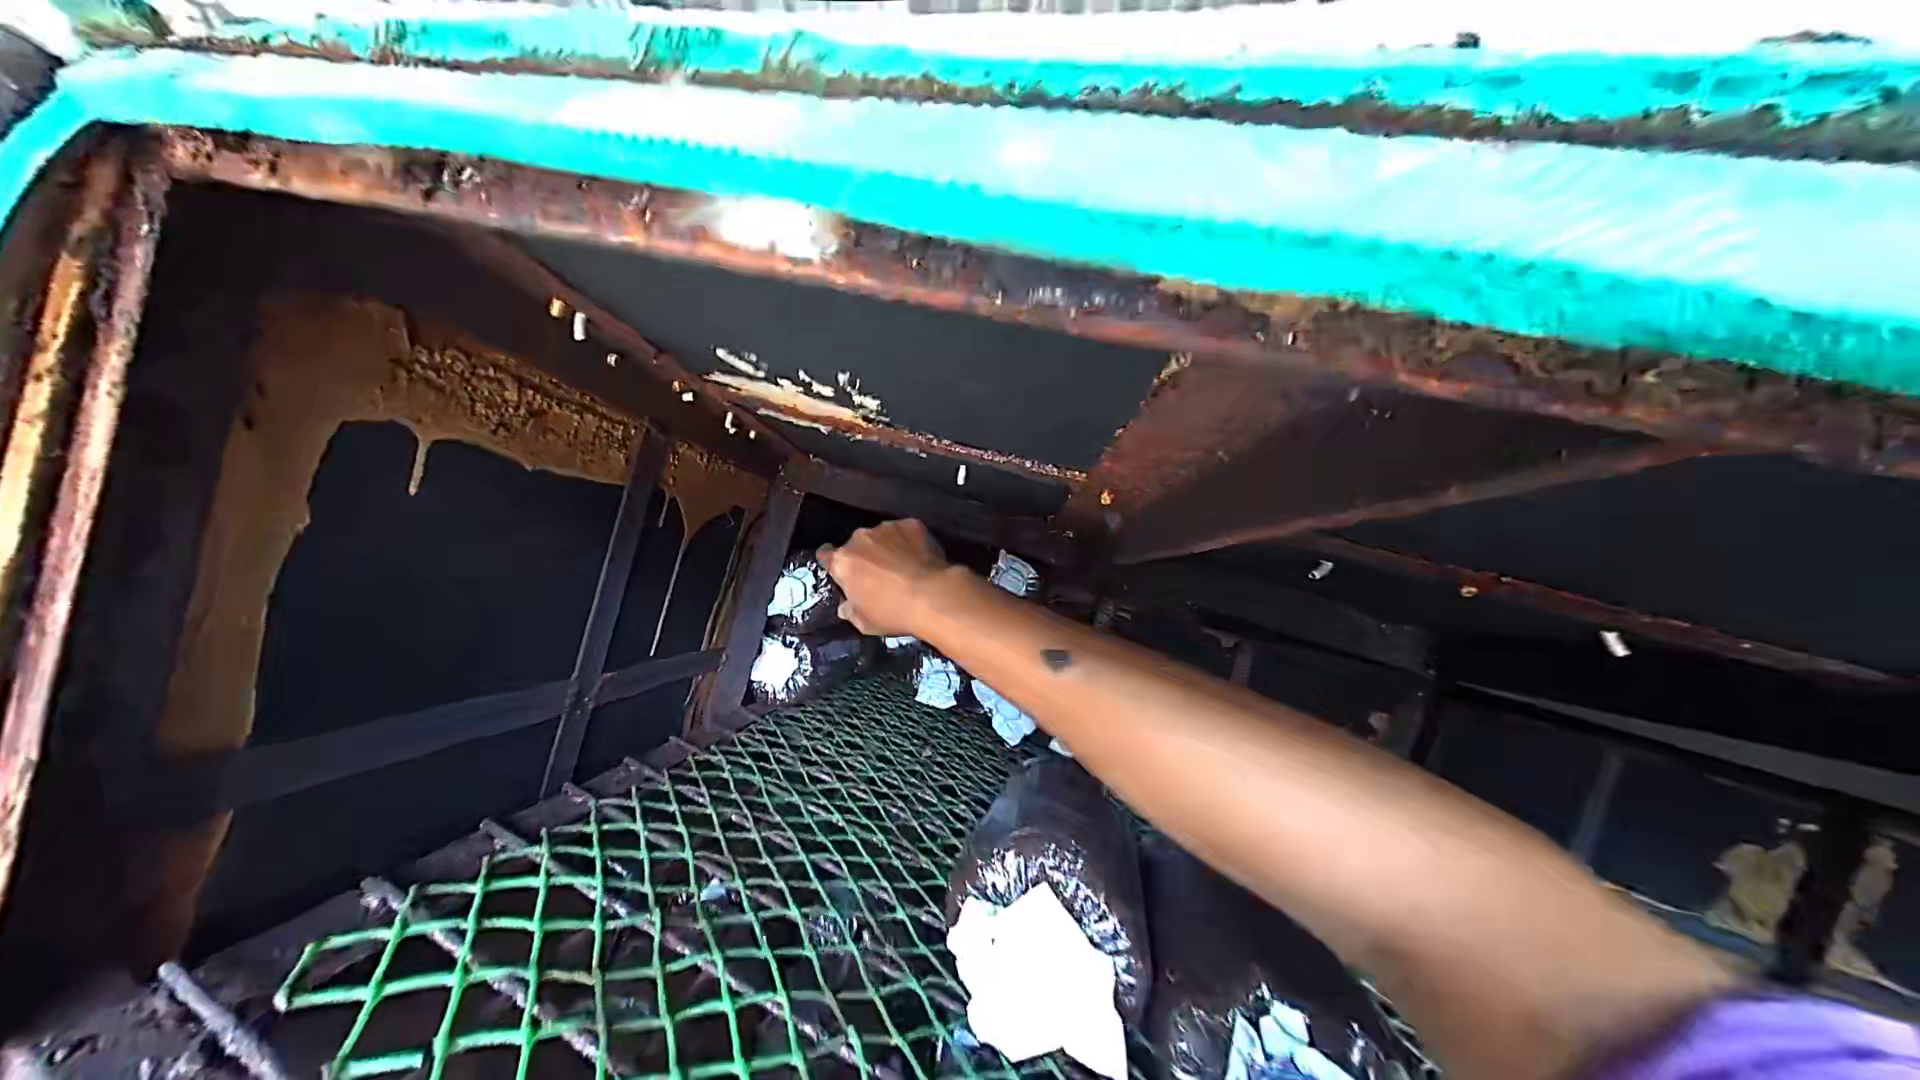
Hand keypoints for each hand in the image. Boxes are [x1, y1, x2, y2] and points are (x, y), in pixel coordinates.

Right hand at [818, 519, 951, 636]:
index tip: (843, 571)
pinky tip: (919, 557)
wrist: (931, 596)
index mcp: (842, 562)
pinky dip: (910, 541)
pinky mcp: (911, 524)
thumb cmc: (893, 613)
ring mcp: (886, 528)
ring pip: (881, 536)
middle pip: (856, 545)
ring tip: (904, 565)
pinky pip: (905, 532)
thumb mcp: (865, 622)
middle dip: (864, 556)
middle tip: (880, 574)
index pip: (826, 555)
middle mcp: (860, 539)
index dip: (833, 563)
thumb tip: (846, 606)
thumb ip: (851, 611)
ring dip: (887, 547)